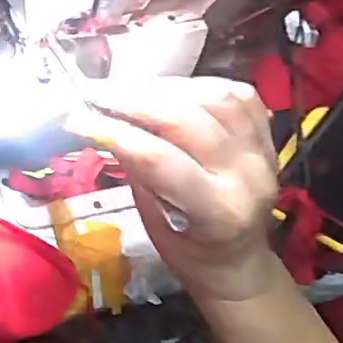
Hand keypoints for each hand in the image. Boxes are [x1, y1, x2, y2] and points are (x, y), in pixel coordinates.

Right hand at [66, 77, 286, 302]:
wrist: (235, 257)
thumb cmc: (185, 245)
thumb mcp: (151, 216)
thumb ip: (135, 167)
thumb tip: (98, 123)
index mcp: (215, 209)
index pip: (157, 157)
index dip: (112, 131)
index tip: (75, 117)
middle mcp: (246, 176)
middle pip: (185, 118)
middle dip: (131, 100)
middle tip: (94, 94)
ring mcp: (262, 153)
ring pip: (214, 97)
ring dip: (163, 88)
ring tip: (128, 90)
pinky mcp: (267, 137)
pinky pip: (237, 94)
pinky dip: (197, 86)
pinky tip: (168, 91)